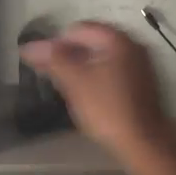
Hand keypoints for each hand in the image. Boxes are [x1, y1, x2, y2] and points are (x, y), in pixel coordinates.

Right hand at [20, 22, 175, 157]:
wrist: (145, 145)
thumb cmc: (108, 110)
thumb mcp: (75, 82)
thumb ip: (53, 59)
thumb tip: (29, 45)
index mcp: (118, 39)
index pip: (79, 29)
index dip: (57, 43)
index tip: (44, 63)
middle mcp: (133, 45)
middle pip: (92, 41)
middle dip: (70, 56)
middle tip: (53, 75)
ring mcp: (142, 64)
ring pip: (103, 58)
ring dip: (83, 67)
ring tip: (68, 87)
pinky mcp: (145, 83)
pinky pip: (115, 71)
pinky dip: (99, 77)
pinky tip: (89, 96)